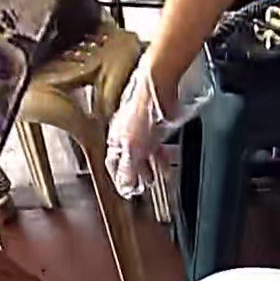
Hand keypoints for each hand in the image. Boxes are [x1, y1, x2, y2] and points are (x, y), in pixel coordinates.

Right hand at [105, 57, 173, 198]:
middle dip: (137, 176)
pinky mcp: (157, 124)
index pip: (113, 166)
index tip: (129, 192)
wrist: (159, 88)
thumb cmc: (141, 113)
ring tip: (157, 178)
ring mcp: (141, 130)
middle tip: (144, 187)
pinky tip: (166, 164)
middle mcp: (126, 135)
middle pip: (129, 161)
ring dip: (150, 168)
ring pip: (144, 154)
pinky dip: (161, 157)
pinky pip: (157, 145)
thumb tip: (124, 189)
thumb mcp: (132, 150)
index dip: (120, 180)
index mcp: (115, 140)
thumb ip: (128, 172)